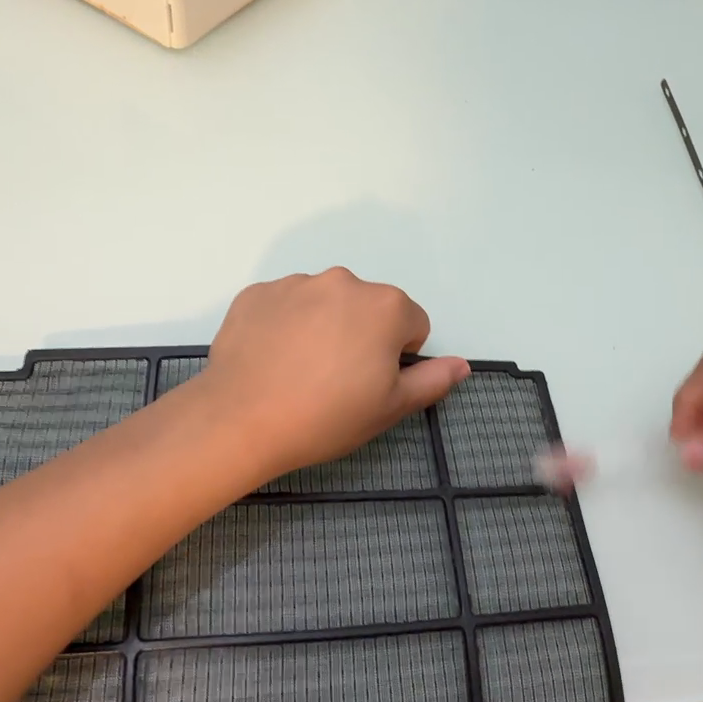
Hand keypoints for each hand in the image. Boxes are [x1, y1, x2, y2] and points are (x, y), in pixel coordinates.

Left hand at [195, 269, 469, 480]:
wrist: (240, 420)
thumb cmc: (326, 417)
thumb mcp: (390, 408)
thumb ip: (432, 381)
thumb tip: (461, 364)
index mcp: (385, 306)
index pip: (413, 326)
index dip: (398, 359)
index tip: (371, 385)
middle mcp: (343, 281)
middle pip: (369, 308)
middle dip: (362, 336)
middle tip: (337, 382)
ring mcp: (295, 283)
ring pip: (326, 304)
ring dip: (324, 328)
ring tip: (301, 373)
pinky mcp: (256, 293)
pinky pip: (285, 306)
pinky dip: (285, 326)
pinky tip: (273, 361)